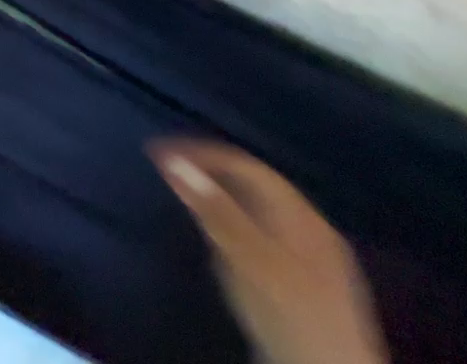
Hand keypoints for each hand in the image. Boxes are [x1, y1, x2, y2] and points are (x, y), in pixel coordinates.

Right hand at [150, 139, 386, 363]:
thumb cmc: (289, 313)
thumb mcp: (247, 259)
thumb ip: (214, 210)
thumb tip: (172, 161)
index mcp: (302, 218)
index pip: (248, 167)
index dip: (202, 154)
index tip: (157, 153)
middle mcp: (309, 230)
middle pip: (255, 186)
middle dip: (209, 172)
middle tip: (164, 171)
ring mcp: (308, 257)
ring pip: (257, 211)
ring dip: (219, 197)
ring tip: (181, 196)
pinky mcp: (300, 280)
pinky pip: (260, 233)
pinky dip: (230, 222)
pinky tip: (215, 237)